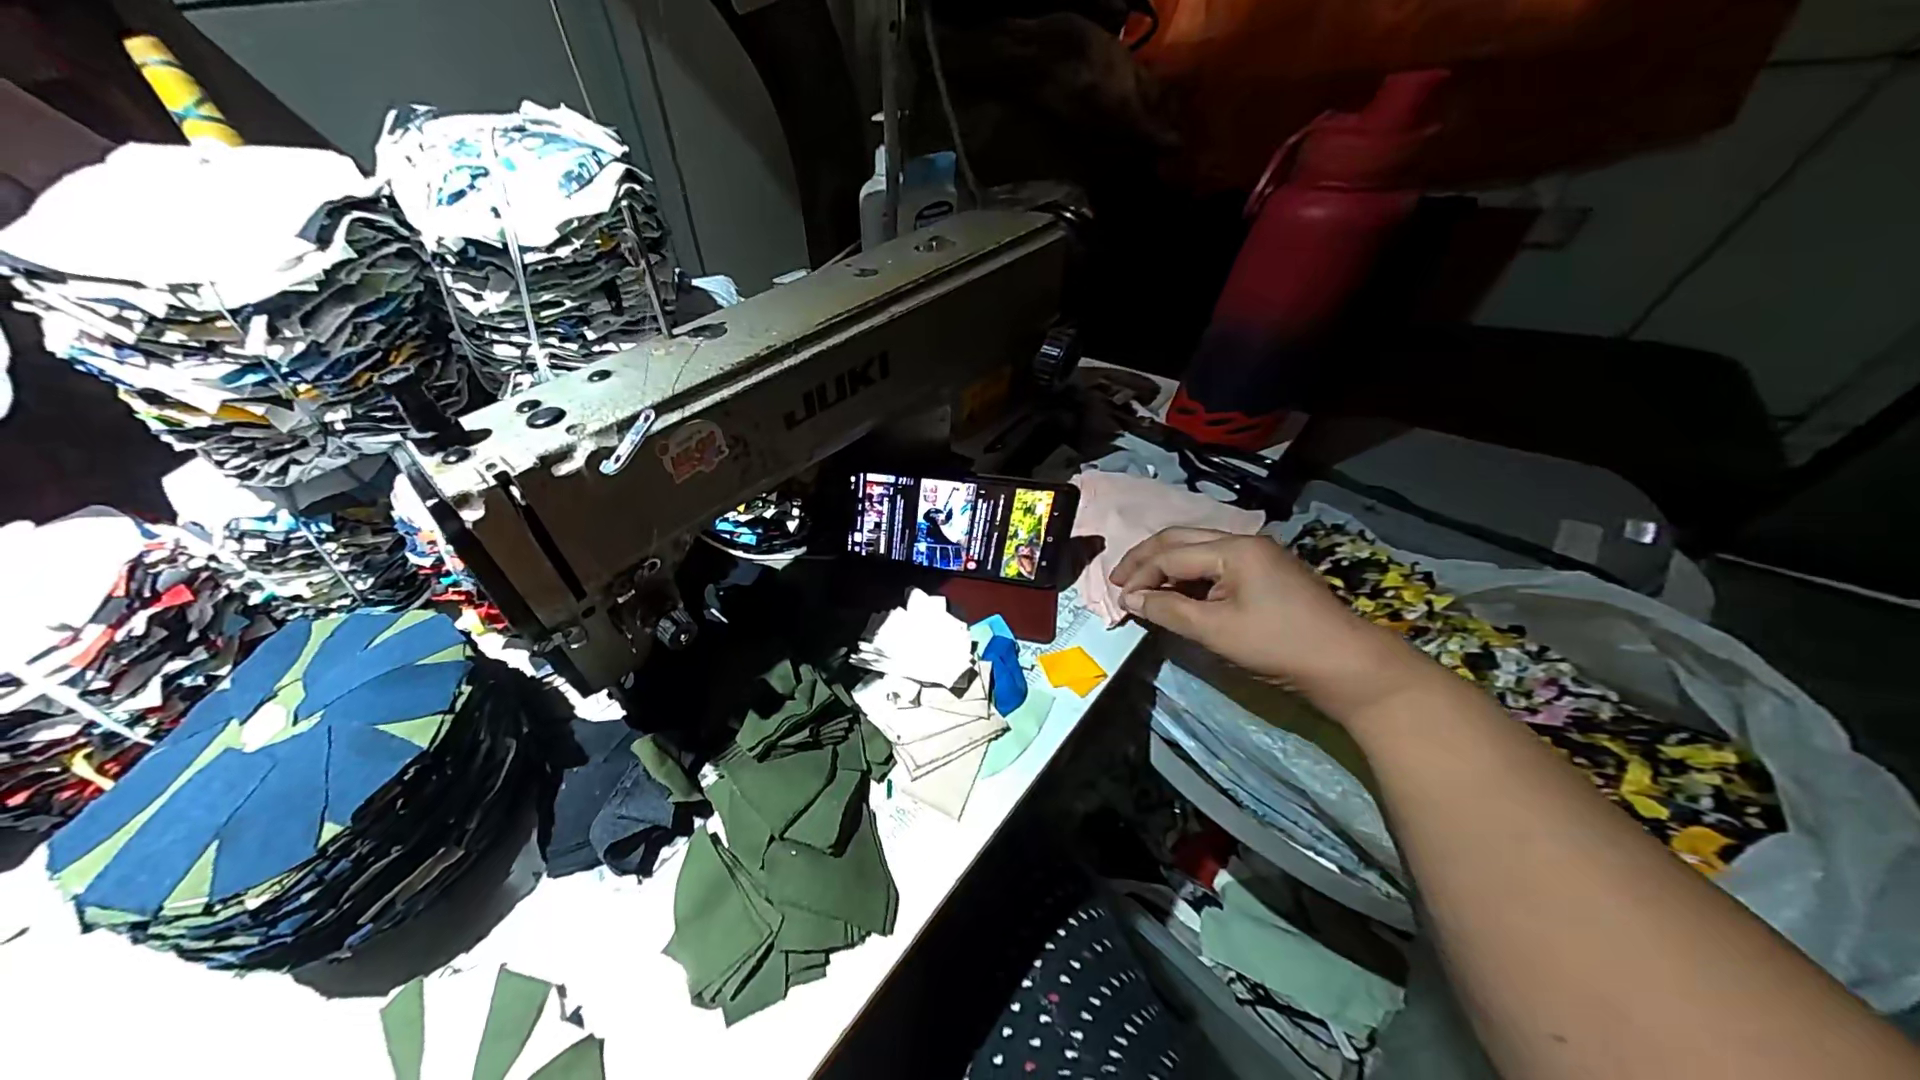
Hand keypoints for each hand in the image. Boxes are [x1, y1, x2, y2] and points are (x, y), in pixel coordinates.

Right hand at [1110, 528, 1417, 708]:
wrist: (1347, 664)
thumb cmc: (1278, 645)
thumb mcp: (1215, 630)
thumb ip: (1167, 610)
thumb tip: (1130, 599)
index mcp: (1232, 549)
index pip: (1170, 554)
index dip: (1139, 576)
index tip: (1118, 601)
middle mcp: (1243, 541)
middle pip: (1180, 540)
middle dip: (1145, 559)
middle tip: (1118, 580)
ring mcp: (1258, 555)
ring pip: (1197, 550)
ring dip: (1166, 567)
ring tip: (1142, 588)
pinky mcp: (1266, 573)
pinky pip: (1215, 565)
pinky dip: (1189, 576)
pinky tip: (1177, 593)